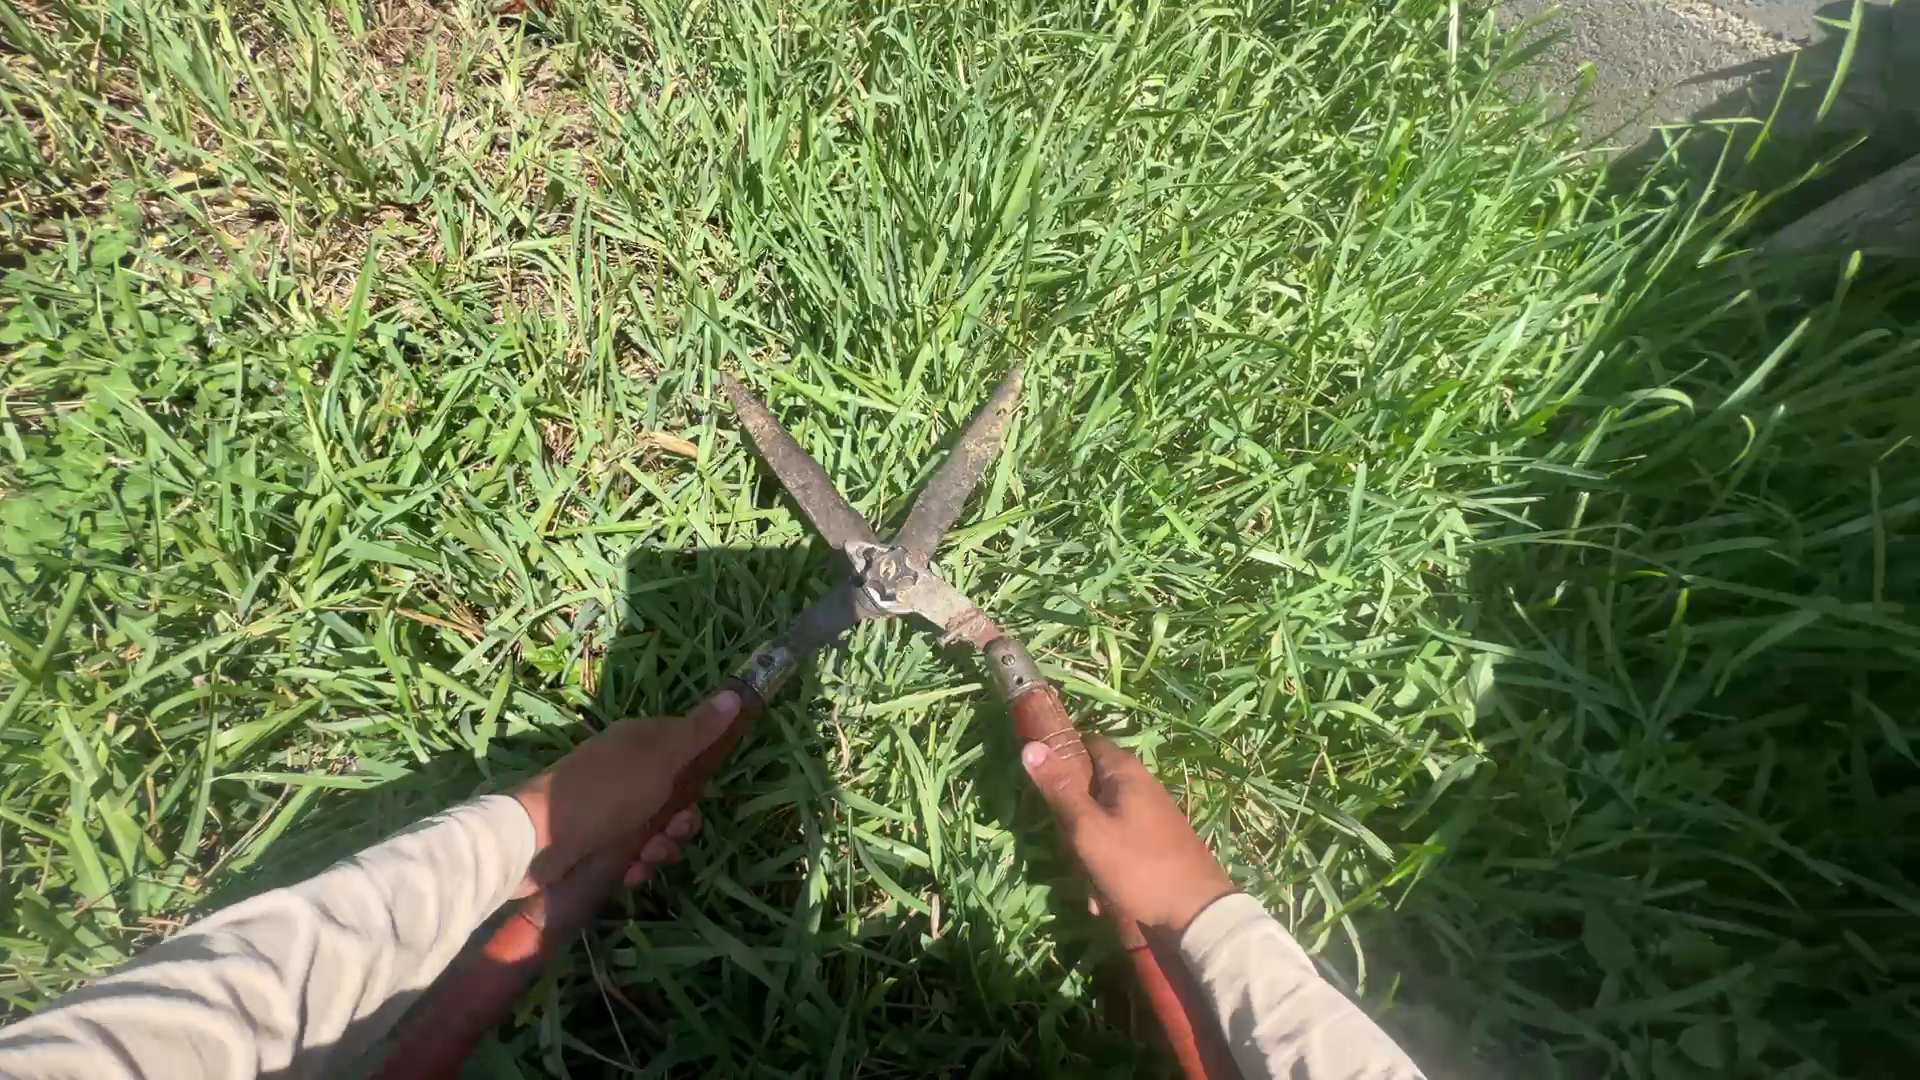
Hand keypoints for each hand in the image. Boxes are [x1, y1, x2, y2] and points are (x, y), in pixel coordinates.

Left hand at [509, 690, 742, 896]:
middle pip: (674, 794)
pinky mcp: (595, 842)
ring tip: (648, 858)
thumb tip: (735, 694)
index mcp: (641, 742)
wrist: (535, 841)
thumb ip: (699, 730)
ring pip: (656, 827)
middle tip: (675, 830)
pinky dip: (636, 863)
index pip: (685, 748)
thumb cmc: (606, 790)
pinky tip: (631, 872)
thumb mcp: (662, 756)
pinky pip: (631, 852)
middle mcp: (626, 770)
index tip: (706, 790)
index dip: (700, 772)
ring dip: (662, 846)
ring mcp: (609, 808)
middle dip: (682, 819)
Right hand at [1022, 735, 1234, 932]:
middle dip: (1072, 820)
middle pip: (1088, 787)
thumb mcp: (1088, 829)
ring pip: (1099, 820)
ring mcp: (1149, 814)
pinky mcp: (1155, 841)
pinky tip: (1103, 895)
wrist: (1197, 916)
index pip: (1084, 744)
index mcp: (1124, 771)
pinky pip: (1117, 843)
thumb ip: (1059, 789)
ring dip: (1087, 851)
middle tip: (1070, 847)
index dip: (1060, 760)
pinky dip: (1106, 865)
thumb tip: (1030, 747)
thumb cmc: (1138, 865)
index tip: (1044, 789)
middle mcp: (1139, 784)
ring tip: (1089, 883)